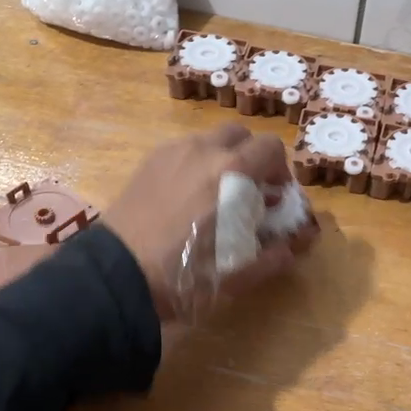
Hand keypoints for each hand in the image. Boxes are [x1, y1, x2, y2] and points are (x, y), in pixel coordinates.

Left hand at [101, 124, 315, 321]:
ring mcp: (172, 151)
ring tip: (216, 193)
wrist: (119, 273)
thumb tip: (292, 248)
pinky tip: (186, 196)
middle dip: (251, 157)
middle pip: (240, 135)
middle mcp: (204, 150)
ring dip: (222, 159)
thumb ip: (271, 257)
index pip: (271, 147)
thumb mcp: (235, 275)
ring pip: (209, 140)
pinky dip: (194, 164)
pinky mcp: (149, 161)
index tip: (275, 195)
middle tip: (249, 189)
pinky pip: (182, 150)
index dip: (280, 169)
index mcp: (232, 171)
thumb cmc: (183, 274)